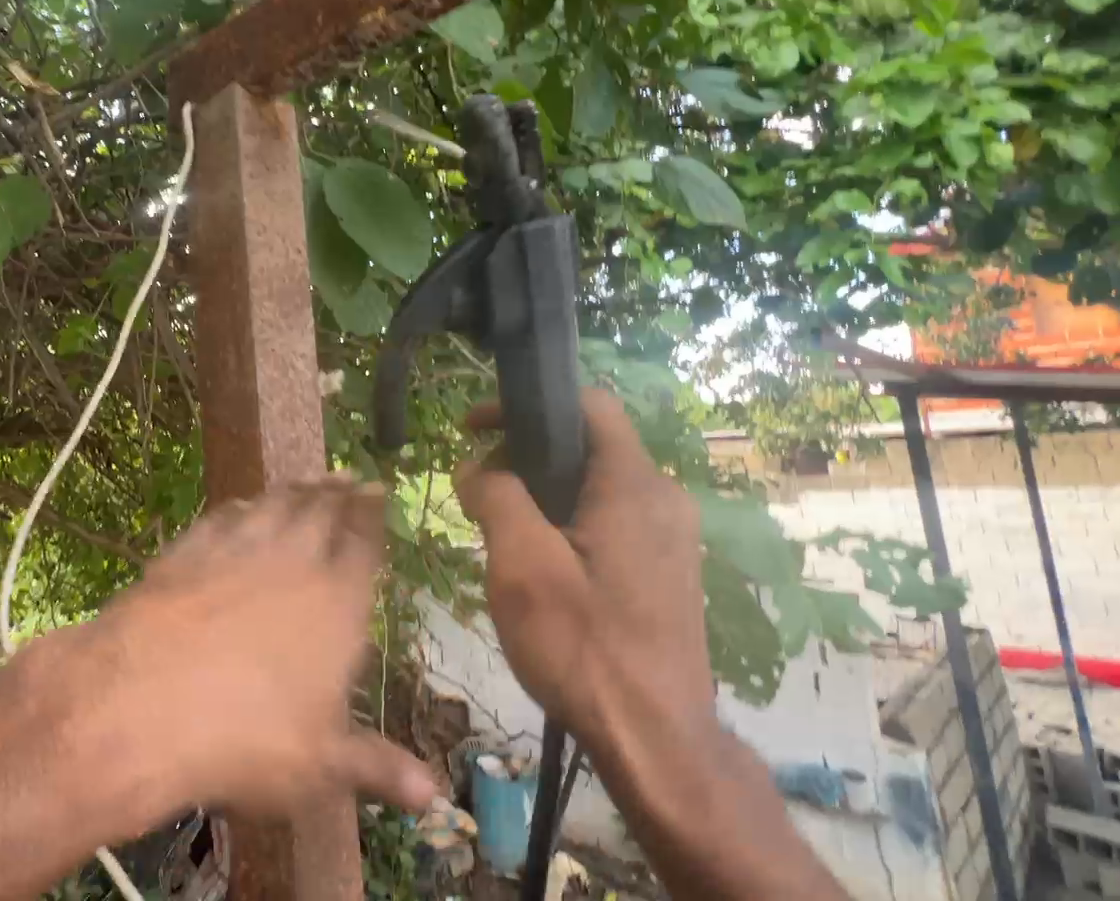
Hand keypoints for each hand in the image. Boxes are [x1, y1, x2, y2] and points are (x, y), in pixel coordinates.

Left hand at [55, 477, 437, 818]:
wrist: (143, 701)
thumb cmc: (248, 738)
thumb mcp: (320, 765)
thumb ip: (377, 767)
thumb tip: (432, 796)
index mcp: (336, 602)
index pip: (362, 544)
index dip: (370, 515)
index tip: (374, 491)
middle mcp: (290, 562)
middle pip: (318, 512)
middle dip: (335, 493)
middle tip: (343, 477)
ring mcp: (233, 550)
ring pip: (271, 505)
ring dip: (291, 490)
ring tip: (304, 481)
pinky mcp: (184, 552)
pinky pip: (220, 517)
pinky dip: (237, 506)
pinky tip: (239, 505)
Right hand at [453, 389, 714, 759]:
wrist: (653, 738)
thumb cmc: (582, 643)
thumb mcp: (521, 563)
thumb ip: (495, 497)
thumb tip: (477, 468)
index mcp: (634, 486)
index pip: (589, 404)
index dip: (527, 404)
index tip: (474, 428)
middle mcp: (662, 500)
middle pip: (586, 446)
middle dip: (523, 456)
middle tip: (477, 490)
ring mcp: (669, 537)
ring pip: (592, 486)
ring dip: (539, 493)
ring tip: (498, 532)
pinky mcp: (663, 570)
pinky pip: (605, 520)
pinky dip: (562, 522)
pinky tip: (535, 566)